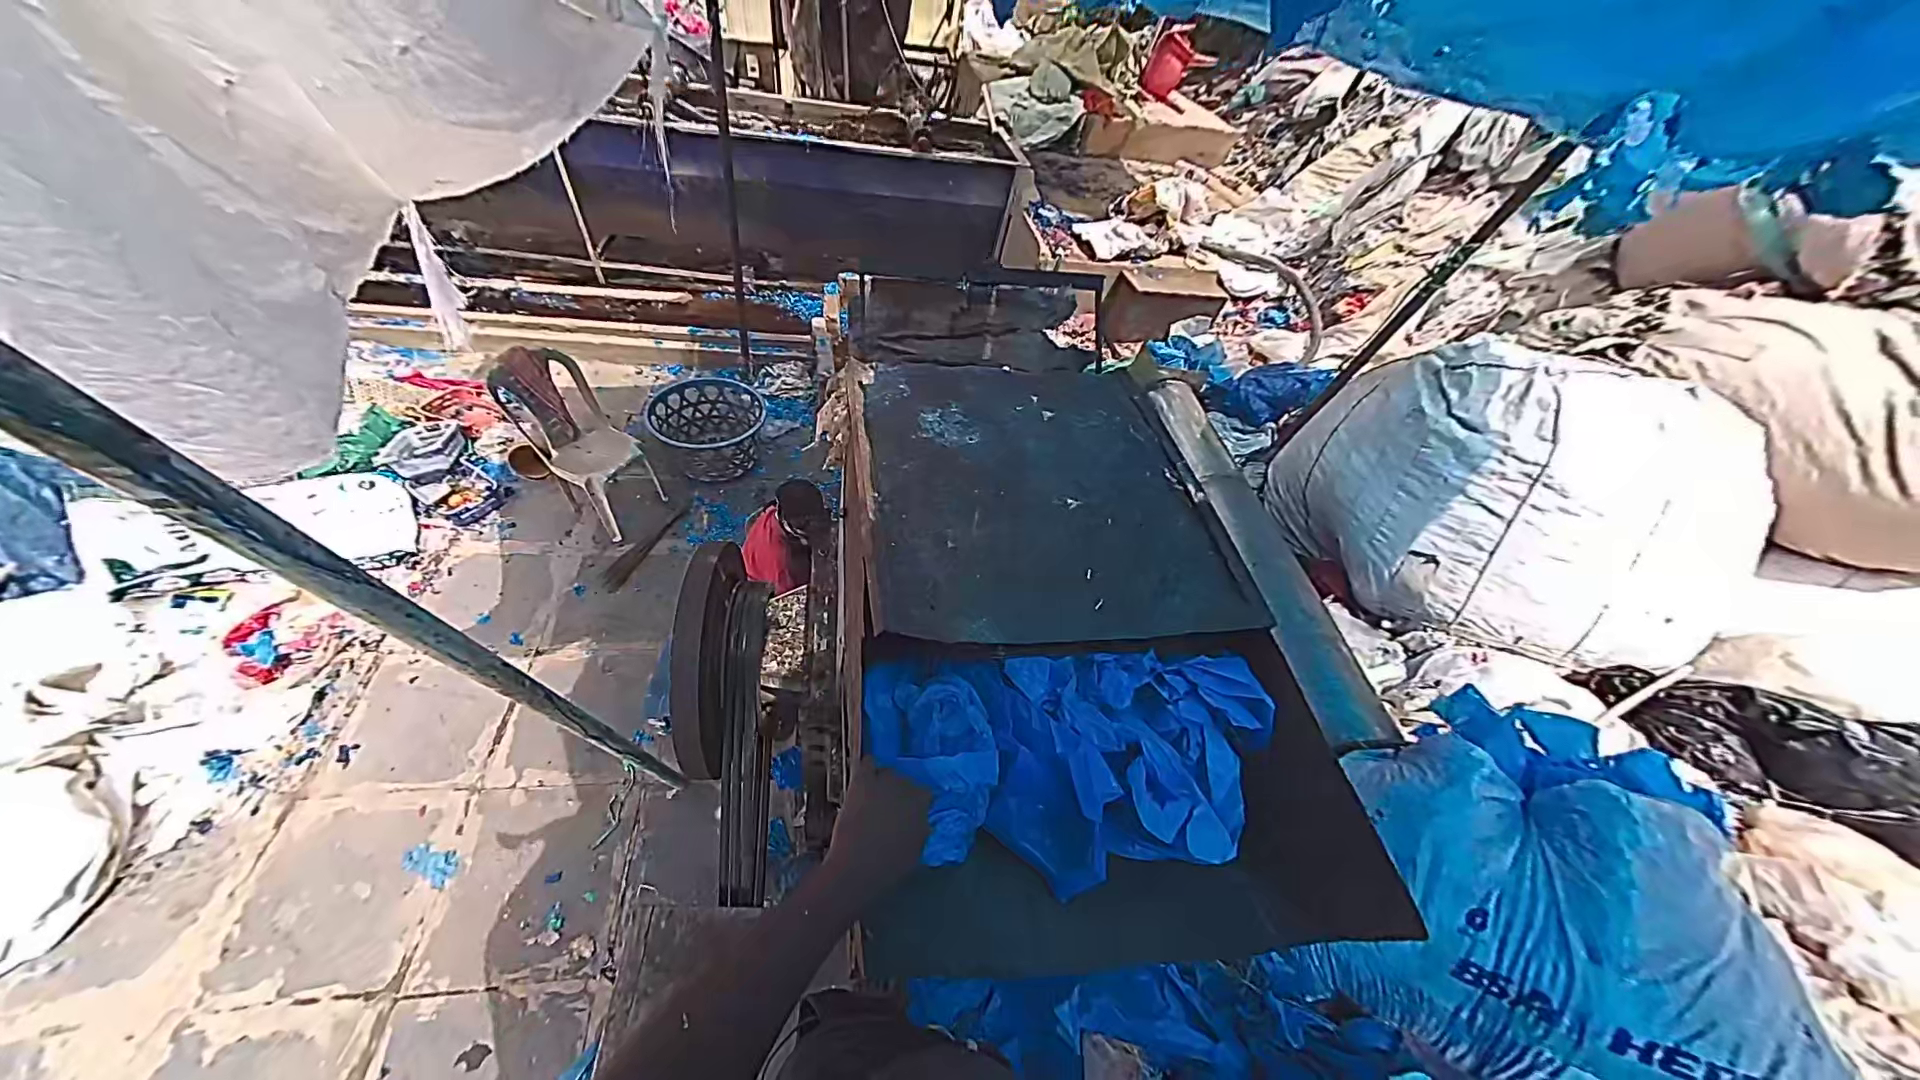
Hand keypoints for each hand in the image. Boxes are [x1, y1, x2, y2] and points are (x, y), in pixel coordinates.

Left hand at [823, 760, 931, 899]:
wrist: (858, 868)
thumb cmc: (891, 866)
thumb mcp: (917, 848)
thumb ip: (921, 828)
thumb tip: (920, 821)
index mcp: (923, 802)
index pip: (925, 794)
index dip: (916, 804)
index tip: (908, 813)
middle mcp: (908, 785)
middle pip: (906, 781)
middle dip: (899, 793)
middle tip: (889, 808)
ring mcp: (885, 779)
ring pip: (887, 771)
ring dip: (883, 782)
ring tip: (873, 798)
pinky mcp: (863, 779)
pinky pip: (868, 763)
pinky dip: (867, 769)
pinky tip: (864, 778)